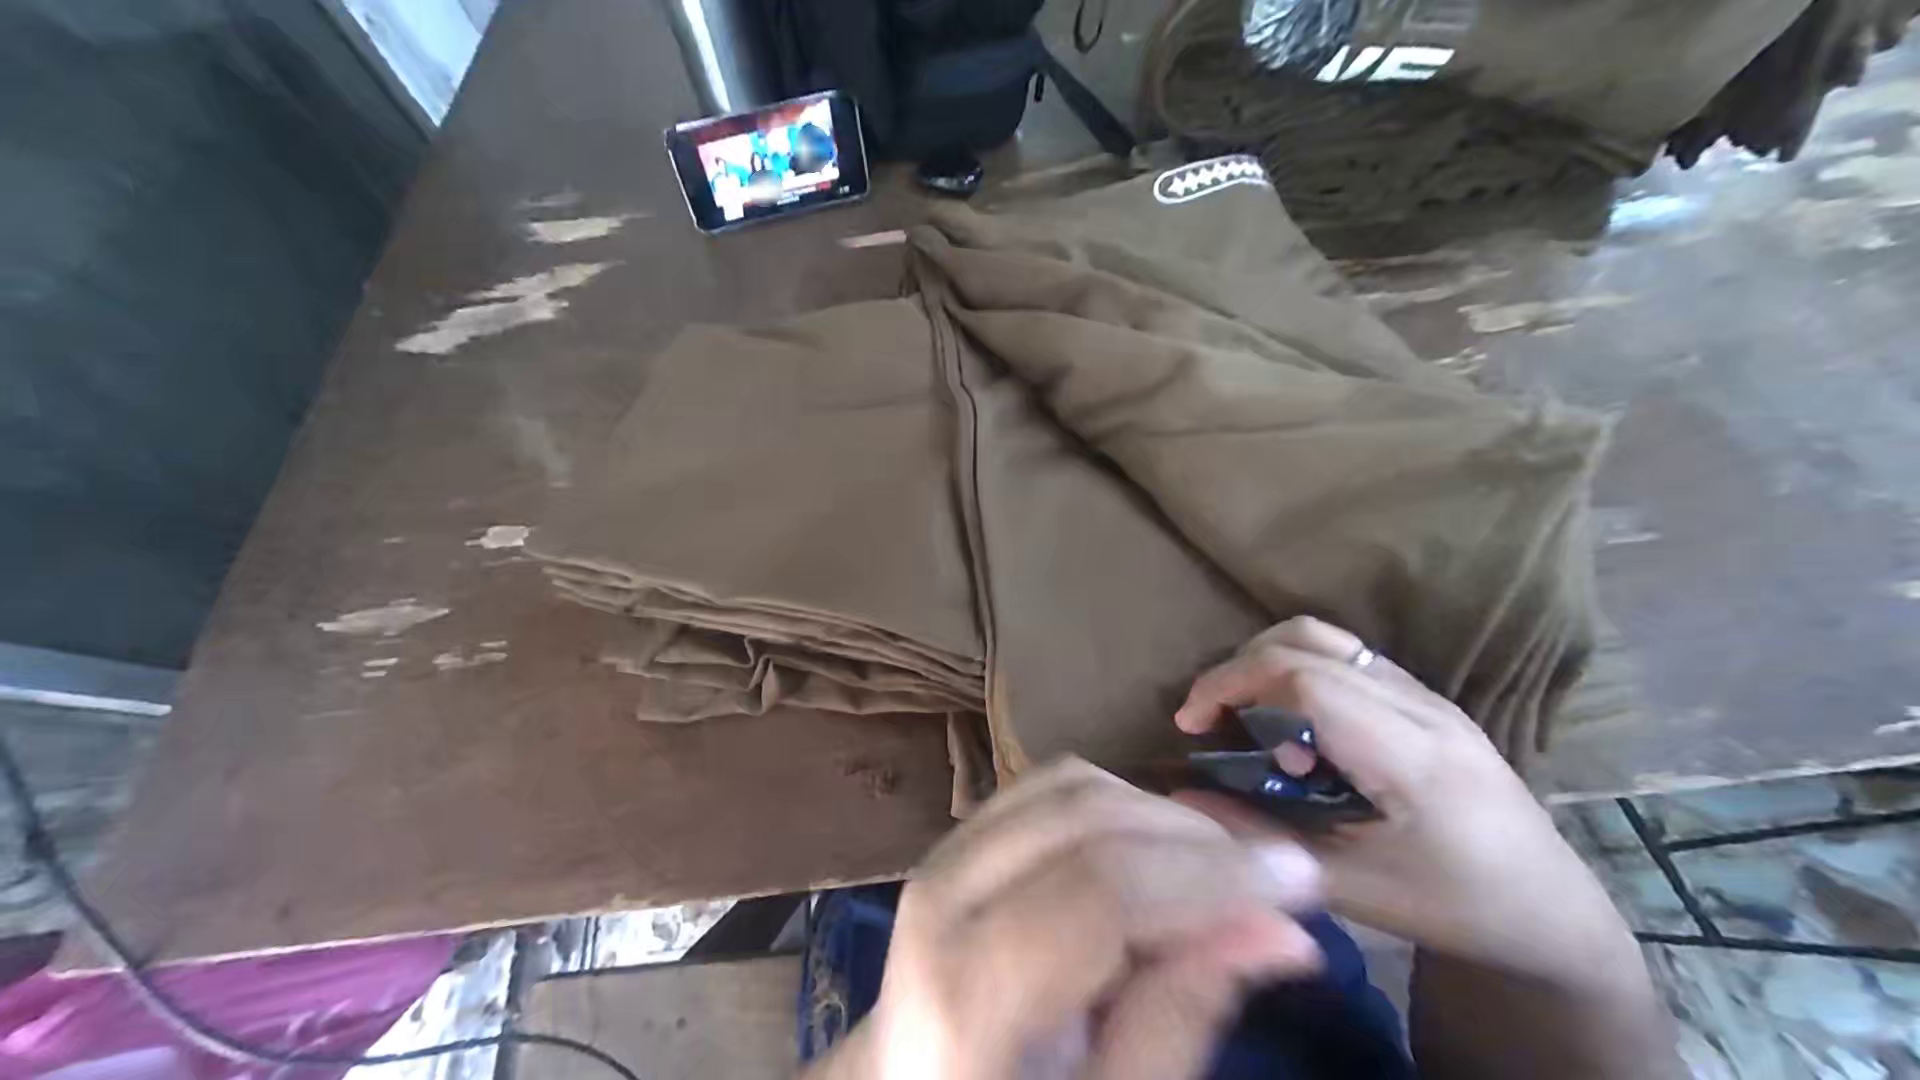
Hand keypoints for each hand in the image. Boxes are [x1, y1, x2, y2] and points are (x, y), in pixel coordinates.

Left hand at [808, 759, 1323, 1079]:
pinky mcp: (959, 834)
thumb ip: (1179, 1019)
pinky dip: (1116, 800)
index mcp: (965, 987)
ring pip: (1068, 784)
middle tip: (1276, 878)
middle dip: (1195, 837)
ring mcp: (942, 850)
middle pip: (1085, 818)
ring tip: (1221, 867)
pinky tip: (1156, 845)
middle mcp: (942, 893)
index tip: (1304, 880)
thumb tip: (1282, 930)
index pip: (1102, 890)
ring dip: (1157, 811)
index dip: (1211, 876)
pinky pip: (1046, 786)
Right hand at [1172, 616, 1639, 990]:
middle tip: (1209, 717)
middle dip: (1238, 669)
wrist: (1552, 911)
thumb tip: (1182, 799)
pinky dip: (1296, 667)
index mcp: (1410, 756)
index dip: (1232, 686)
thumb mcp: (1349, 887)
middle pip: (1306, 642)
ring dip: (1266, 660)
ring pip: (1326, 636)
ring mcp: (1428, 695)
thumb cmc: (1451, 906)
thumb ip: (1261, 838)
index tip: (1192, 724)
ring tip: (1244, 710)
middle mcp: (1421, 707)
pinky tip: (1292, 717)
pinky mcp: (1426, 697)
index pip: (1303, 679)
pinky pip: (1345, 655)